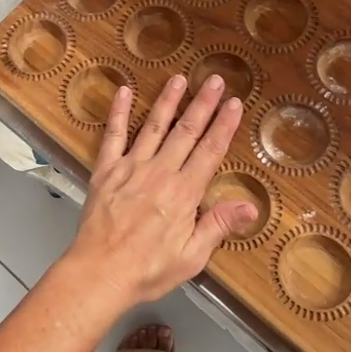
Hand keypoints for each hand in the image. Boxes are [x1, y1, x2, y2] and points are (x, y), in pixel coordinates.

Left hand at [58, 74, 250, 308]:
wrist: (100, 273)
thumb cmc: (147, 270)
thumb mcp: (192, 256)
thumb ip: (218, 225)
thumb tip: (250, 206)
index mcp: (184, 193)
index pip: (210, 151)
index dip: (224, 125)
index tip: (234, 103)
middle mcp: (159, 173)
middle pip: (186, 131)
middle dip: (202, 104)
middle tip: (214, 80)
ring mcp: (130, 168)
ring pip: (154, 126)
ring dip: (168, 101)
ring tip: (179, 78)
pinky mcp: (105, 171)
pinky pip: (113, 136)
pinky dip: (119, 112)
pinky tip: (124, 92)